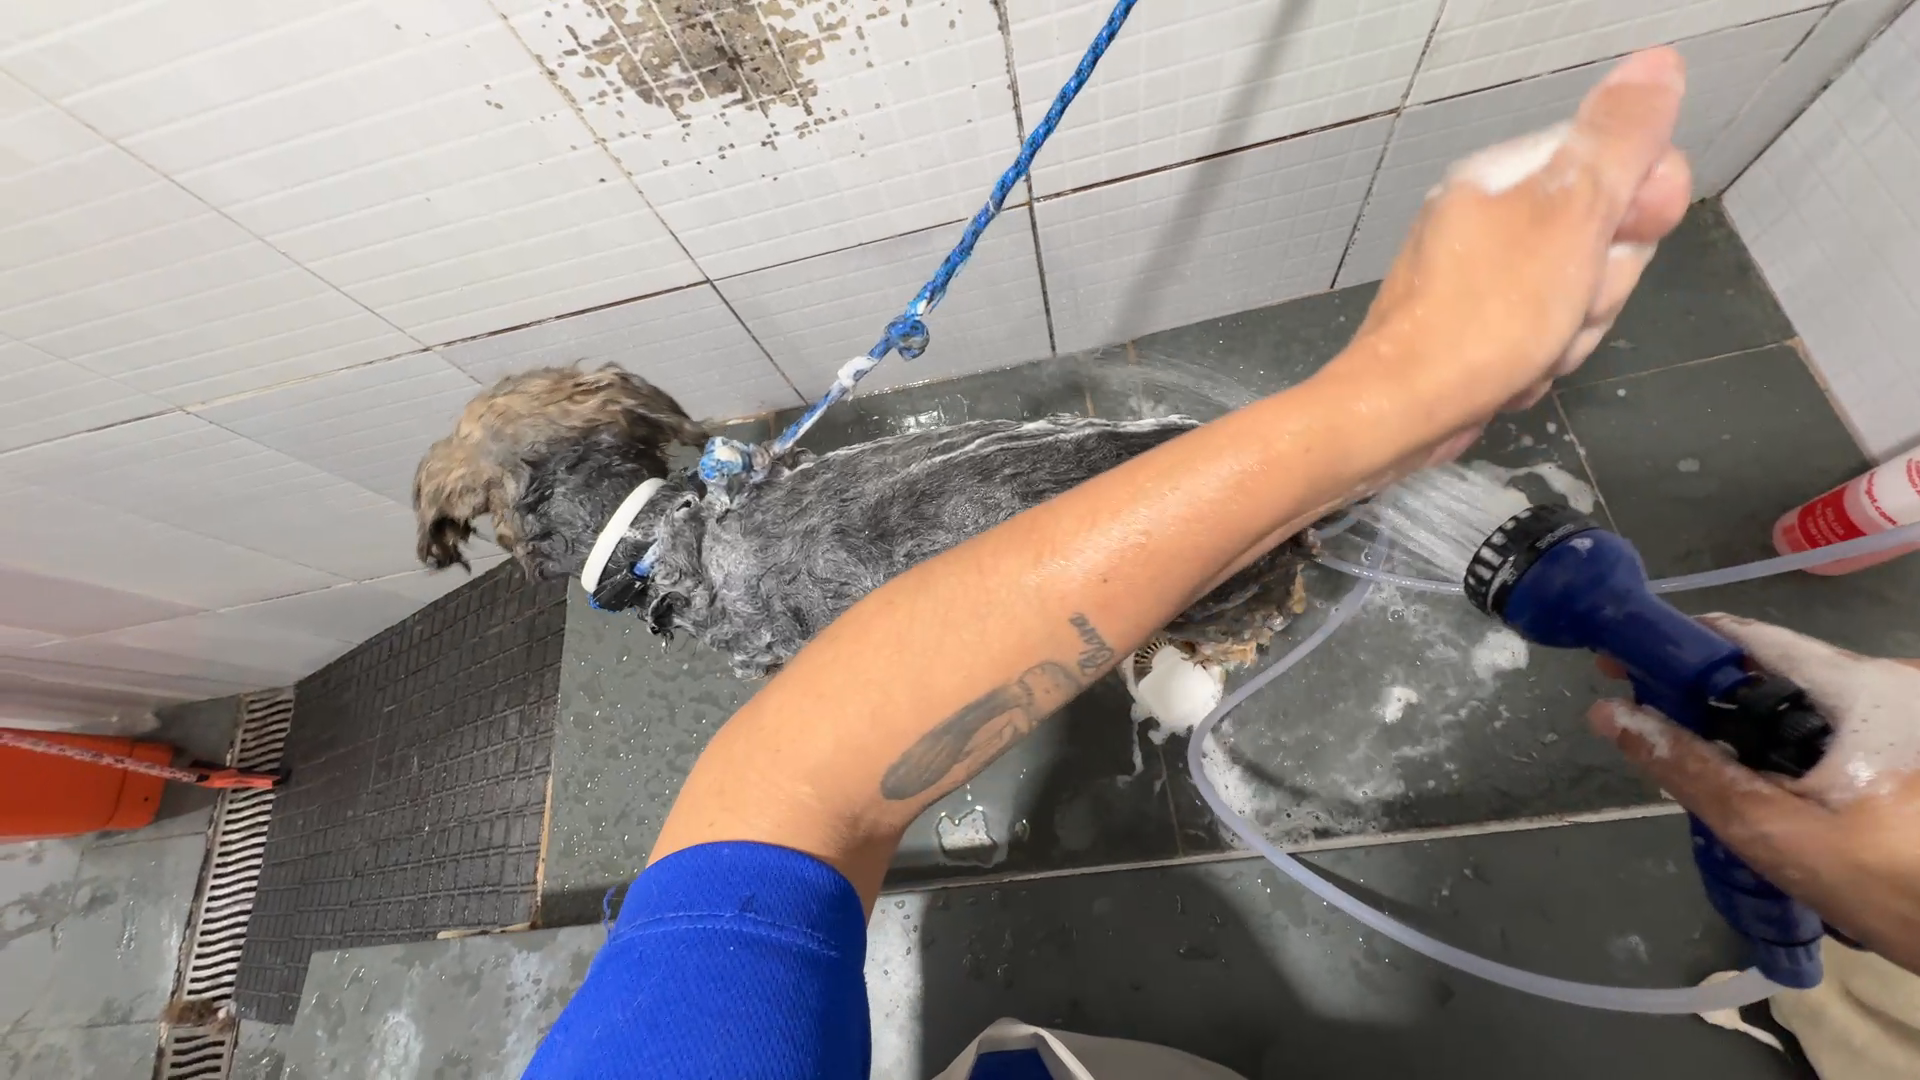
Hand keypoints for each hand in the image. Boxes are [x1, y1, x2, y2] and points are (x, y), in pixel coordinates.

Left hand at [1338, 47, 1694, 466]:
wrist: (1400, 412)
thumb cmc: (1482, 316)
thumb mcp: (1566, 213)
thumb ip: (1616, 138)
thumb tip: (1654, 63)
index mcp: (1497, 182)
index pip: (1619, 160)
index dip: (1645, 201)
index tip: (1632, 233)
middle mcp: (1484, 228)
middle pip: (1603, 239)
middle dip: (1599, 284)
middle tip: (1562, 305)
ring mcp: (1478, 287)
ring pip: (1579, 298)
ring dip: (1569, 333)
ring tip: (1528, 350)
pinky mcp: (1476, 338)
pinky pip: (1543, 341)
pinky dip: (1537, 364)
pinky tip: (1507, 380)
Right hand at [1587, 614, 1919, 975]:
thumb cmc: (1901, 887)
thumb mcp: (1775, 828)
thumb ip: (1687, 766)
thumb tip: (1607, 713)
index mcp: (1868, 687)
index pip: (1739, 637)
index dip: (1666, 648)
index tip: (1617, 670)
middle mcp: (1898, 685)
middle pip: (1768, 672)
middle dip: (1705, 702)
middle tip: (1661, 738)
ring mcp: (1914, 715)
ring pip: (1800, 703)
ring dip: (1748, 730)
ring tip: (1716, 775)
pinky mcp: (1918, 746)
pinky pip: (1835, 727)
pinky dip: (1791, 748)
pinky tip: (1779, 790)